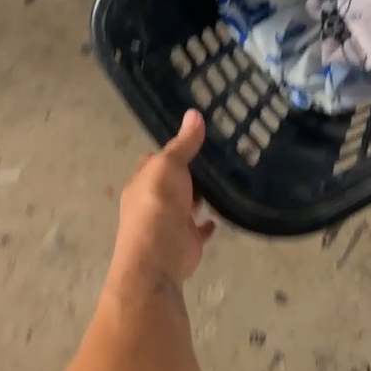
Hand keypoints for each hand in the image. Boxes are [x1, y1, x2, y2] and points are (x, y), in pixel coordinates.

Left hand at [108, 110, 215, 294]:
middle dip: (190, 171)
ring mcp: (169, 222)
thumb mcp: (168, 165)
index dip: (171, 149)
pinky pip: (200, 228)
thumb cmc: (158, 205)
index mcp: (142, 184)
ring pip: (187, 203)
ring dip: (200, 195)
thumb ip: (183, 143)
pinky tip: (221, 213)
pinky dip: (208, 222)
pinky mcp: (186, 240)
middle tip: (220, 153)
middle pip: (172, 181)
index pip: (153, 161)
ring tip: (228, 176)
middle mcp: (152, 202)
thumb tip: (193, 112)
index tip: (196, 137)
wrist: (158, 257)